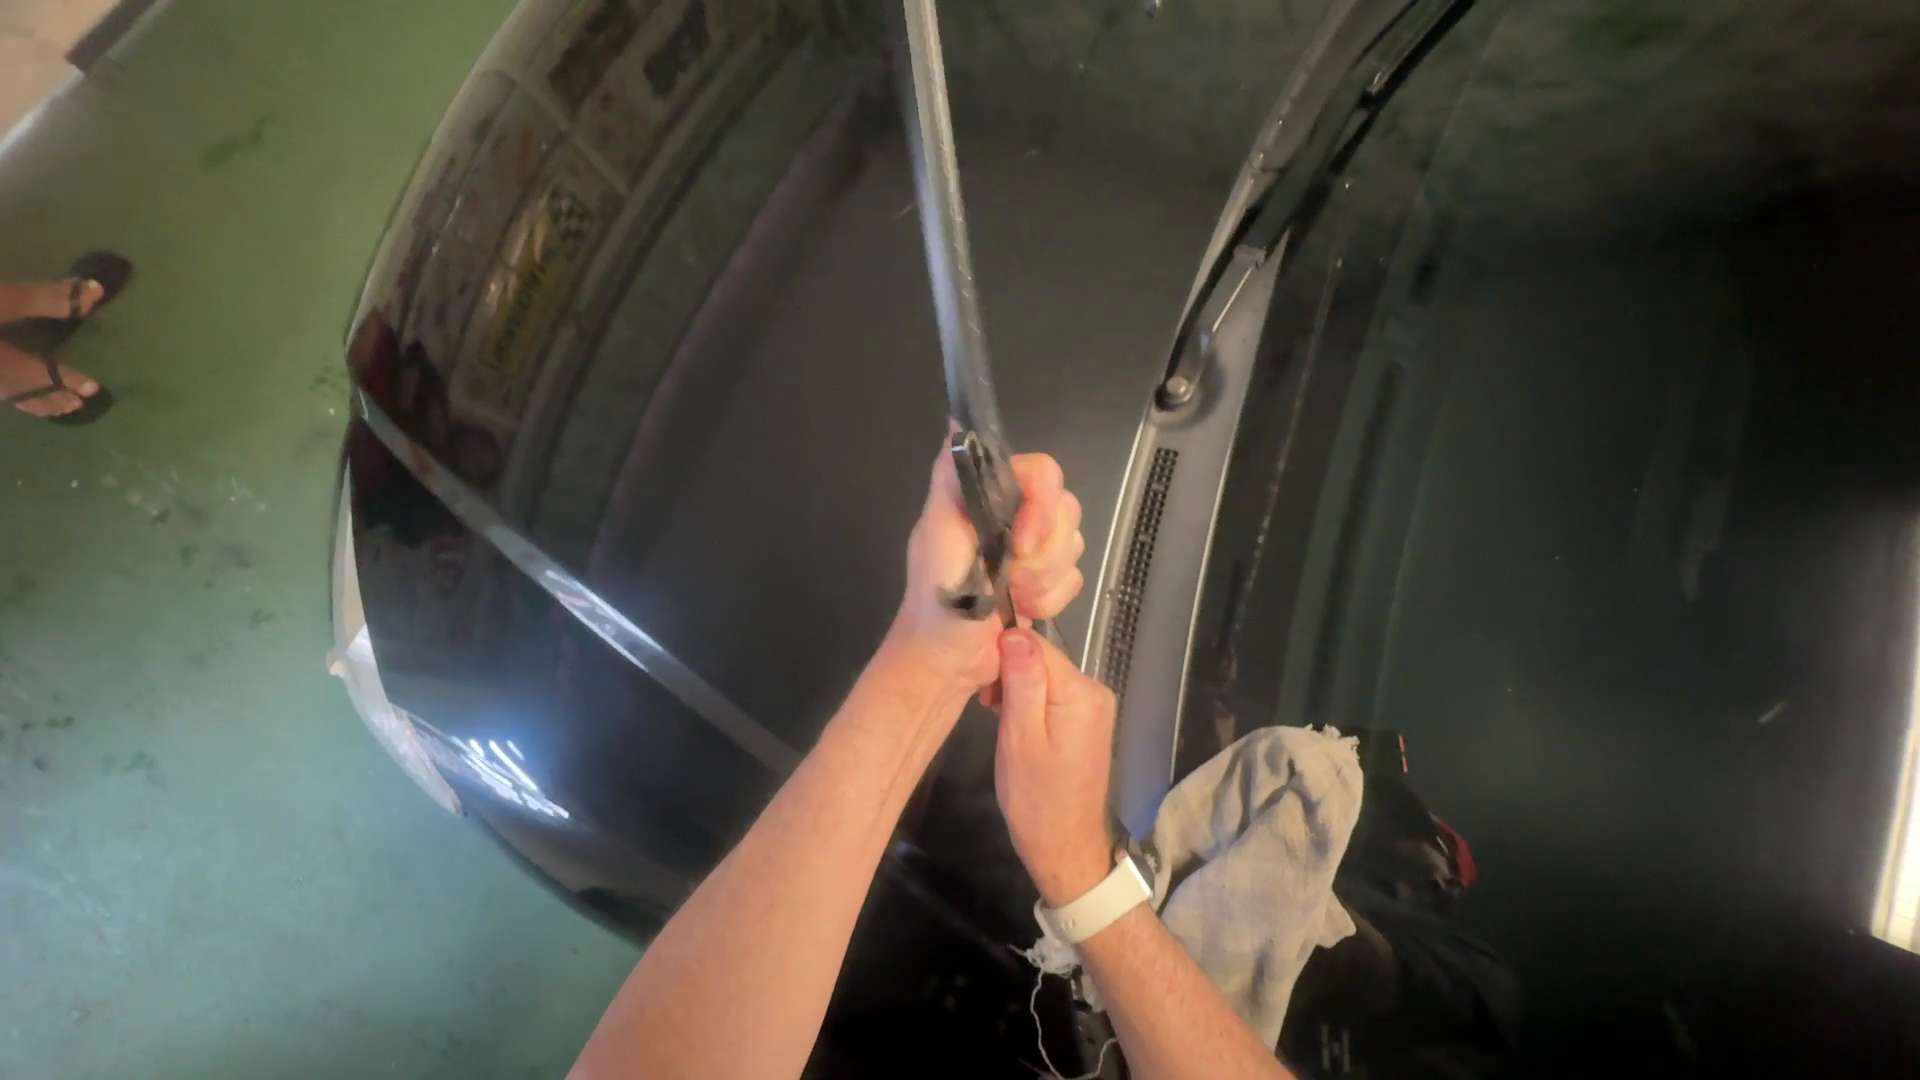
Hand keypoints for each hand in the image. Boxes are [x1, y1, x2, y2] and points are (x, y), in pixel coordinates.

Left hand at [892, 435, 1084, 690]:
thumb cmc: (938, 601)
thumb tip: (957, 424)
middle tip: (1013, 579)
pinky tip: (1024, 611)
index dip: (1042, 507)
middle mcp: (1012, 515)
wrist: (948, 662)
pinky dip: (1050, 599)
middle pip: (1065, 509)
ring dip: (1045, 580)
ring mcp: (1031, 549)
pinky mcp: (1044, 580)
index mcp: (986, 496)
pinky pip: (1073, 577)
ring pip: (1072, 545)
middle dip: (1044, 553)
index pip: (1042, 473)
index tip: (1022, 544)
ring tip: (1014, 598)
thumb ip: (951, 480)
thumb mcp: (937, 533)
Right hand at [994, 627, 1117, 907]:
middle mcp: (1094, 691)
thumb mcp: (1020, 738)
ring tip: (996, 719)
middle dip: (1009, 675)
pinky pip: (1051, 694)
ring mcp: (1093, 706)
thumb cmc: (1036, 798)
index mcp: (1081, 692)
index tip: (983, 685)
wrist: (1065, 848)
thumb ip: (1021, 683)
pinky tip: (1013, 725)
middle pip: (1041, 659)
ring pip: (1043, 676)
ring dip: (1015, 690)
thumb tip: (1014, 632)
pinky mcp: (1085, 720)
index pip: (1036, 646)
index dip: (1003, 657)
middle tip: (987, 707)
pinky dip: (1028, 703)